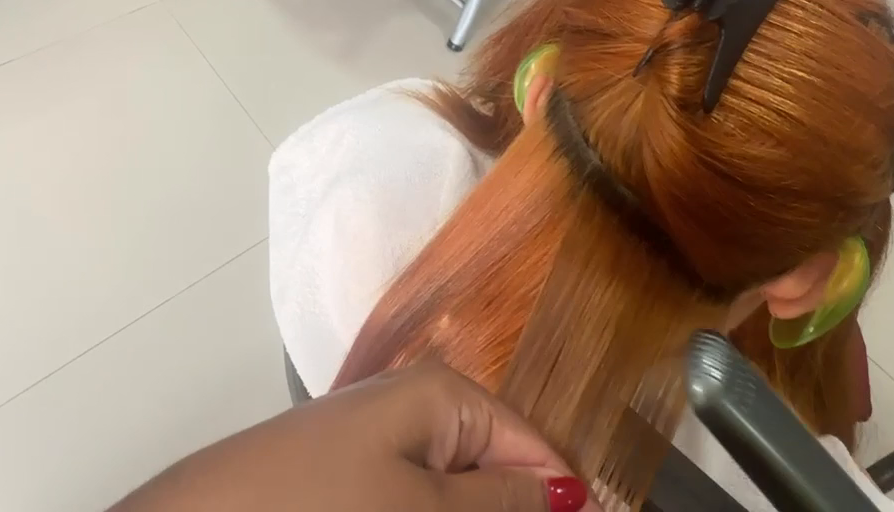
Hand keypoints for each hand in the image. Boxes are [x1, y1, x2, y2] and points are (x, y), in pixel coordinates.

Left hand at [111, 359, 591, 511]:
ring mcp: (386, 446)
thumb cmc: (318, 506)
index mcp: (445, 394)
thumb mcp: (424, 510)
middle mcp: (420, 408)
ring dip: (470, 510)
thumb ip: (503, 505)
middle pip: (499, 477)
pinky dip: (429, 509)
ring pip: (458, 494)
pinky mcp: (358, 479)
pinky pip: (418, 496)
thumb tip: (574, 496)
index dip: (566, 504)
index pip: (539, 453)